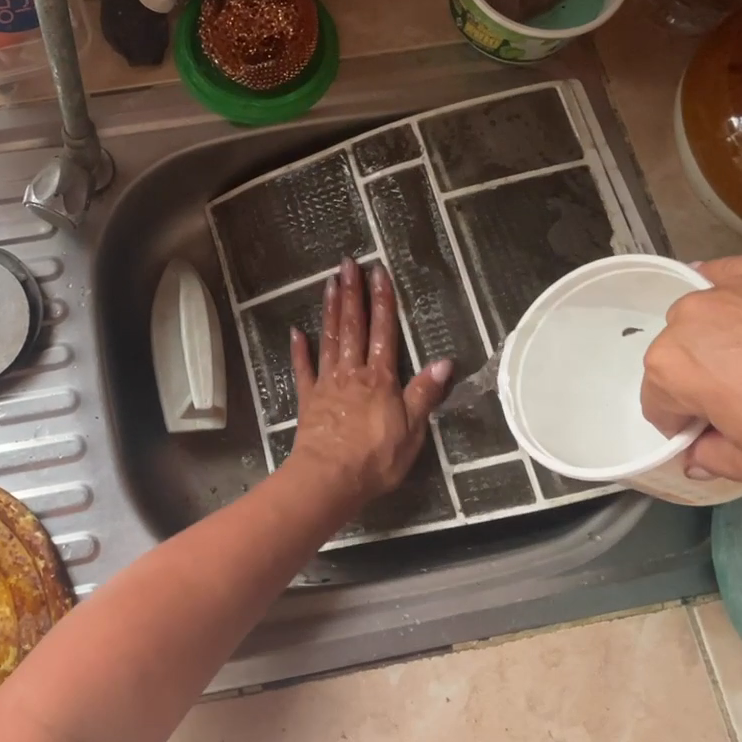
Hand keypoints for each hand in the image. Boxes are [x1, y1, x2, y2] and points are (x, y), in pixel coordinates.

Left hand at [287, 258, 452, 506]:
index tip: (378, 273)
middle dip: (352, 293)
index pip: (384, 331)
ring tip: (329, 283)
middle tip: (347, 263)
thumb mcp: (412, 430)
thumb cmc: (375, 458)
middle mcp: (352, 372)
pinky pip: (302, 369)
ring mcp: (326, 383)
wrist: (329, 478)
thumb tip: (445, 361)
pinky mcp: (307, 398)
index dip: (382, 301)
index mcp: (380, 378)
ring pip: (329, 339)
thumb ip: (424, 394)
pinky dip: (299, 349)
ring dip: (330, 310)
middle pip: (352, 326)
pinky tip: (296, 331)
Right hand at [640, 256, 741, 501]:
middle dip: (706, 376)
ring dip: (729, 337)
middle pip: (681, 351)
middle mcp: (693, 315)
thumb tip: (702, 450)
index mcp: (675, 366)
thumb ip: (716, 458)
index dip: (686, 426)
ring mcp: (741, 282)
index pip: (658, 402)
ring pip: (712, 314)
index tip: (722, 437)